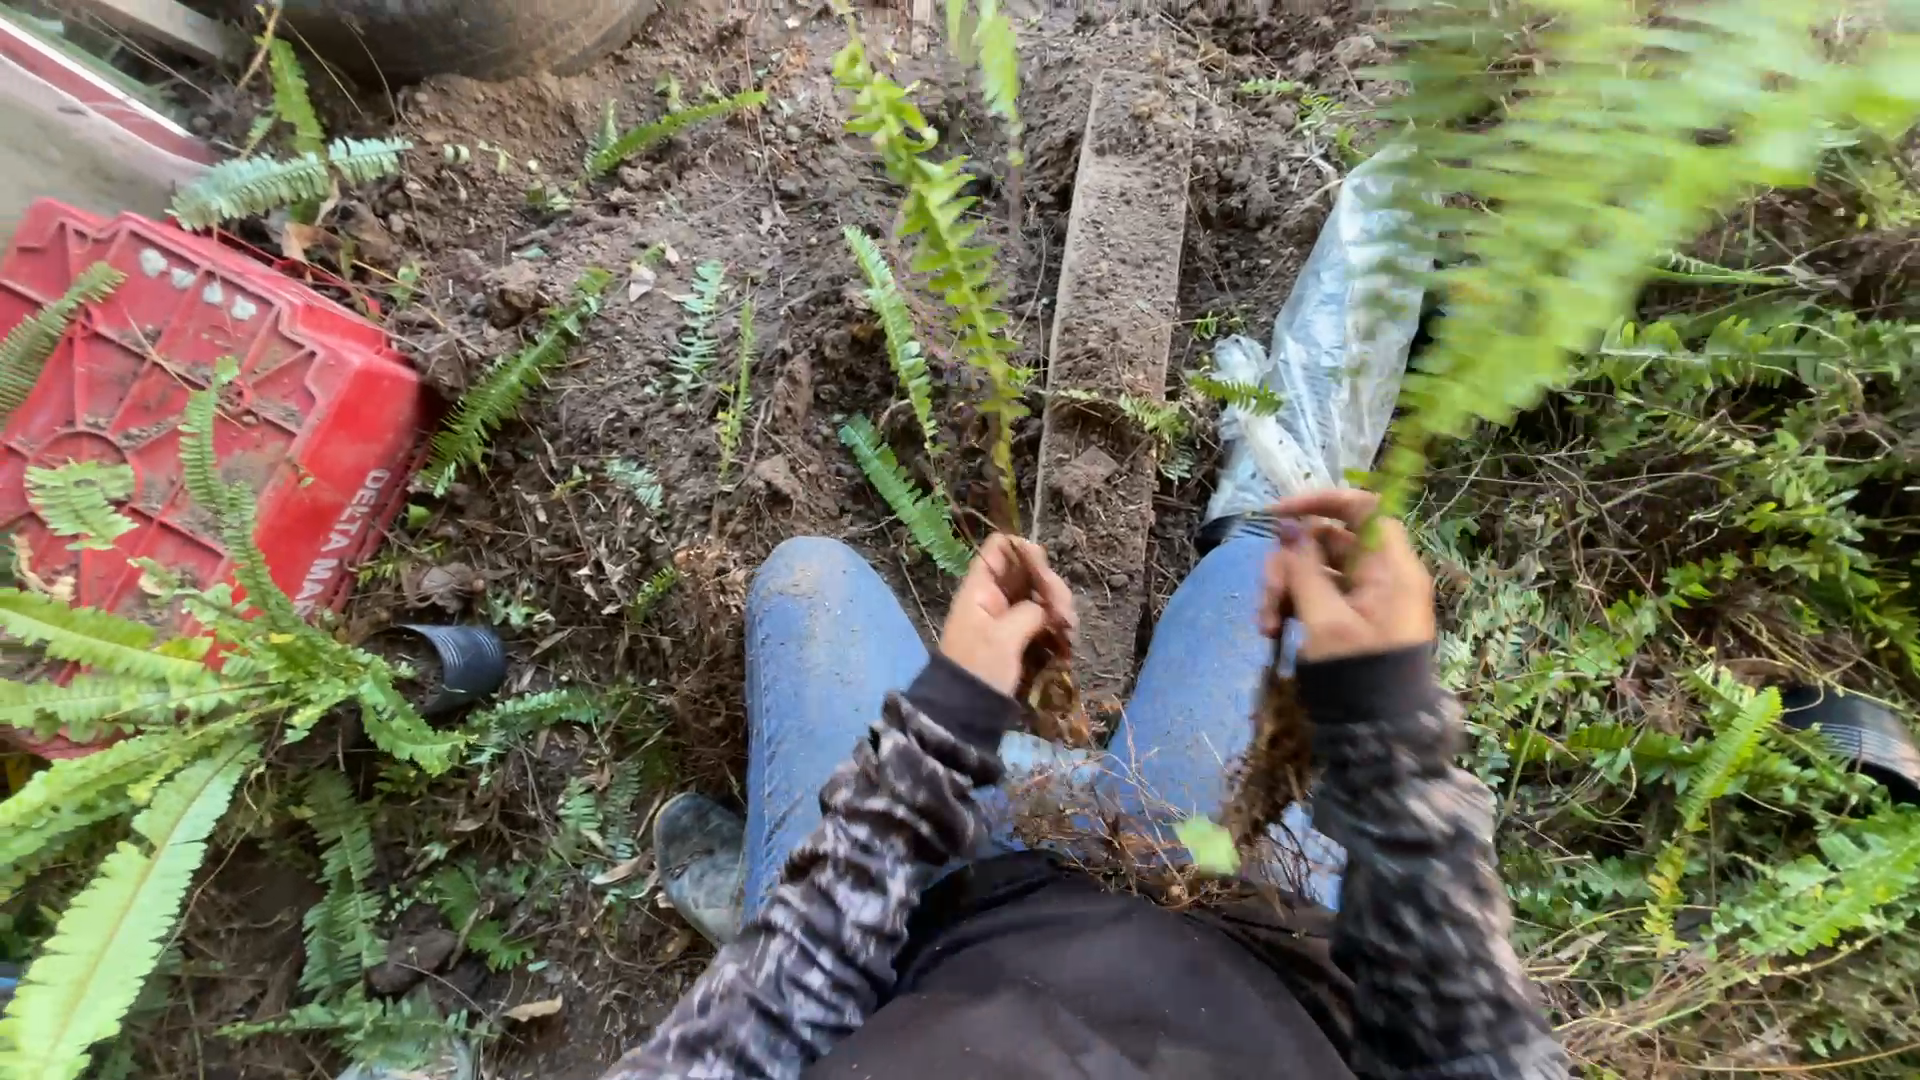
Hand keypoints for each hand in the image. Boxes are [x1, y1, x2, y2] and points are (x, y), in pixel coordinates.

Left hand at [939, 534, 1076, 695]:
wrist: (966, 710)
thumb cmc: (979, 668)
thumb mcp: (1002, 638)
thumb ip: (1027, 612)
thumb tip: (1045, 608)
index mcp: (980, 588)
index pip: (999, 548)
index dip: (1023, 551)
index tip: (1044, 573)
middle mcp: (994, 595)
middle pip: (1028, 571)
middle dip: (1051, 585)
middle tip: (1064, 611)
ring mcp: (1007, 615)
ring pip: (1039, 594)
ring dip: (1059, 605)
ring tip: (1069, 628)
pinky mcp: (1019, 635)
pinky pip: (1043, 617)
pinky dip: (1056, 623)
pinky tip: (1067, 638)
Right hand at [1258, 489, 1434, 662]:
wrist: (1378, 730)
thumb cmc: (1358, 672)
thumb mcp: (1325, 619)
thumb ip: (1303, 569)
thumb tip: (1289, 526)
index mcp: (1390, 569)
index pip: (1362, 509)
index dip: (1321, 502)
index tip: (1278, 515)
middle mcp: (1378, 575)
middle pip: (1325, 542)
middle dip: (1287, 564)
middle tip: (1268, 595)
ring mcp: (1361, 596)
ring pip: (1311, 568)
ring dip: (1281, 589)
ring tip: (1266, 624)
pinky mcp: (1345, 615)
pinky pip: (1311, 593)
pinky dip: (1289, 605)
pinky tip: (1272, 629)